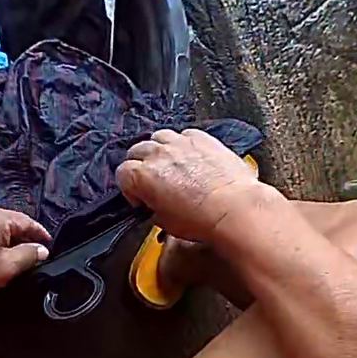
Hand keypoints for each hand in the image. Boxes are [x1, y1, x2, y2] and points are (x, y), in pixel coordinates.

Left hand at [0, 207, 50, 326]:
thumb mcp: (9, 265)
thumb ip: (29, 255)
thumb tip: (41, 250)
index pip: (26, 221)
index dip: (39, 234)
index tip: (48, 244)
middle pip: (7, 227)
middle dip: (20, 242)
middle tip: (31, 257)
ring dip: (3, 251)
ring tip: (11, 265)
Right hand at [116, 129, 273, 242]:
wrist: (233, 208)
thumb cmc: (201, 219)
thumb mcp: (165, 222)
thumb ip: (152, 207)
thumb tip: (155, 204)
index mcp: (142, 176)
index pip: (122, 173)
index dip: (129, 188)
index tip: (140, 198)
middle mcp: (157, 154)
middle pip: (137, 151)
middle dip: (141, 165)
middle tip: (152, 181)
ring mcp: (179, 143)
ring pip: (158, 137)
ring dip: (159, 150)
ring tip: (169, 164)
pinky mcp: (201, 138)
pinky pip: (184, 135)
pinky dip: (183, 144)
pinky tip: (190, 157)